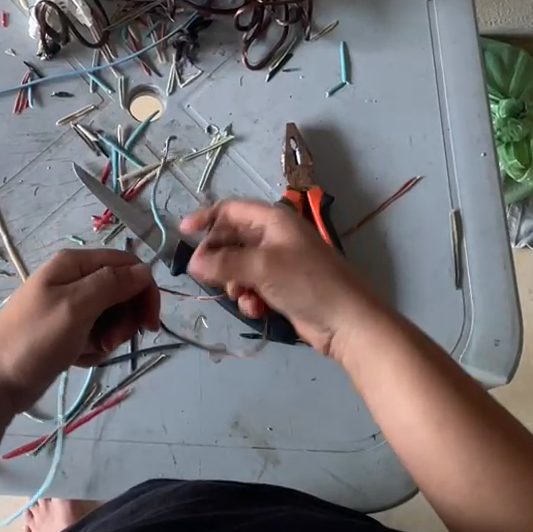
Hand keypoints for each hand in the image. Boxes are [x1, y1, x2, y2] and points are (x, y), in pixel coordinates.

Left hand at [0, 249, 160, 411]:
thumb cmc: (33, 339)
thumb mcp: (76, 307)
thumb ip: (112, 284)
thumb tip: (145, 270)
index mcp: (74, 264)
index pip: (127, 264)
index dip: (144, 290)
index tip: (150, 324)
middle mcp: (74, 279)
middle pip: (121, 290)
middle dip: (125, 318)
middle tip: (113, 342)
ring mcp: (69, 307)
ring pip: (111, 315)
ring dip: (110, 336)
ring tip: (91, 352)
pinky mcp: (66, 332)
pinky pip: (96, 335)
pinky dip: (94, 349)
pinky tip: (79, 359)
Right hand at [179, 199, 382, 356]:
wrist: (349, 321)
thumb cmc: (307, 283)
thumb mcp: (262, 268)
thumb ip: (224, 263)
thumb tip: (193, 261)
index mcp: (273, 220)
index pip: (231, 209)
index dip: (206, 218)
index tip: (183, 231)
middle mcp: (274, 236)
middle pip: (233, 239)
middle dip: (219, 258)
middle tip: (206, 276)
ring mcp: (279, 262)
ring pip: (239, 266)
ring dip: (234, 282)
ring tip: (240, 297)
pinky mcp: (283, 287)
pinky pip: (253, 285)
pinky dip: (249, 296)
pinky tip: (255, 309)